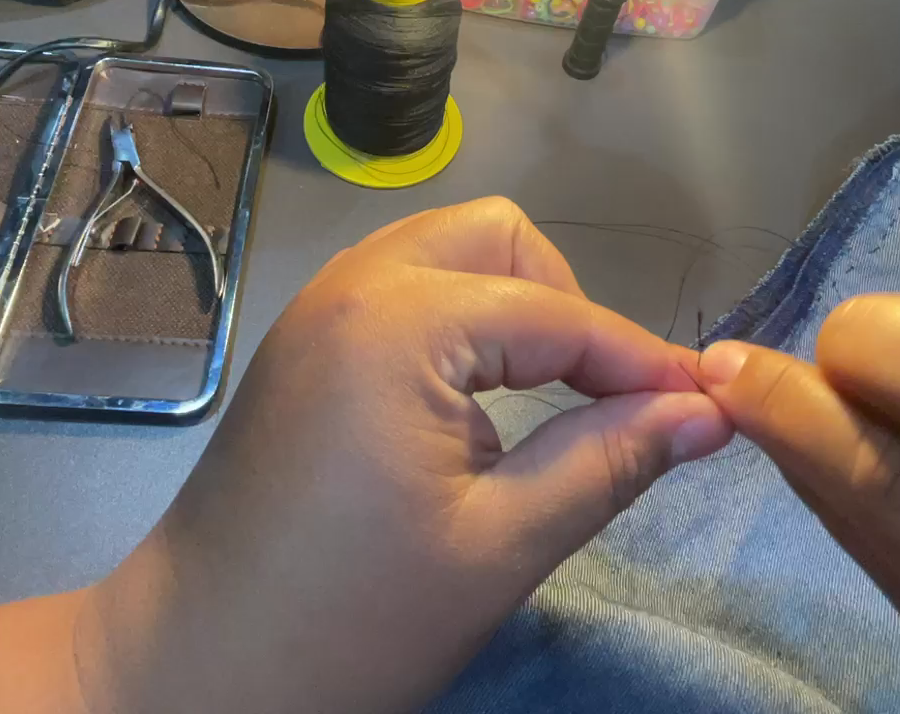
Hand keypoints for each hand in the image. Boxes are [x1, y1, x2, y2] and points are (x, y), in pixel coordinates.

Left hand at [77, 198, 733, 712]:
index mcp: (400, 320)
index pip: (555, 312)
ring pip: (448, 247)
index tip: (702, 402)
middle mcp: (356, 281)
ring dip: (511, 300)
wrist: (194, 664)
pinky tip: (472, 386)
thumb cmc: (347, 619)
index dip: (637, 358)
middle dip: (562, 301)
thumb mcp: (499, 546)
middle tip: (594, 390)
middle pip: (497, 235)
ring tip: (542, 386)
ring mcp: (323, 300)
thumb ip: (609, 461)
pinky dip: (460, 313)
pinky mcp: (309, 333)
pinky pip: (406, 281)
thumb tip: (704, 413)